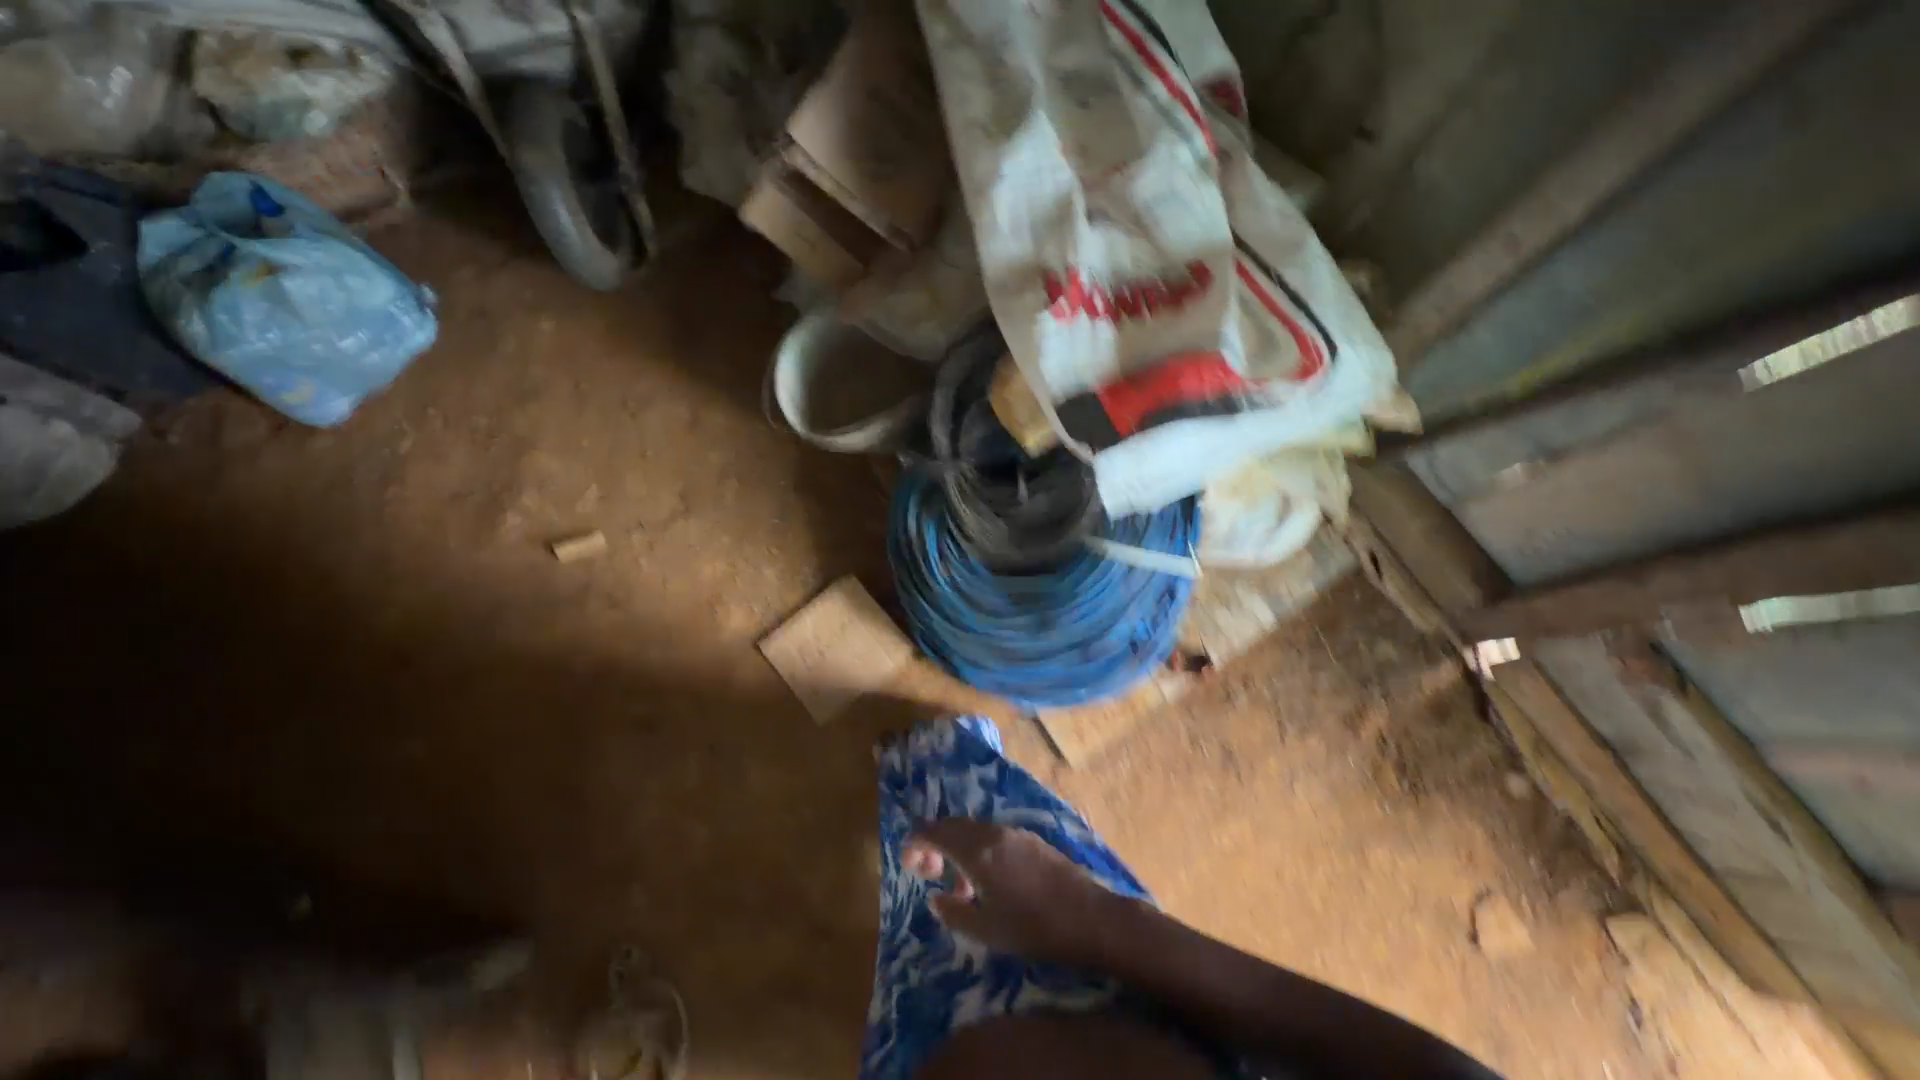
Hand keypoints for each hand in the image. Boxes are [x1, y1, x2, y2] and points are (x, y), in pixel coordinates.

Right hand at [902, 818, 1134, 966]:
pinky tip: (989, 884)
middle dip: (934, 845)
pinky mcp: (1035, 842)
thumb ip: (953, 912)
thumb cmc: (1034, 928)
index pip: (933, 831)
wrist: (1092, 919)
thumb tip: (936, 898)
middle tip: (928, 874)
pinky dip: (980, 852)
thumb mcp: (985, 929)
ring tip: (960, 889)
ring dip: (959, 851)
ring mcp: (1017, 834)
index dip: (914, 844)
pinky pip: (995, 838)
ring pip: (975, 831)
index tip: (908, 867)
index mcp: (977, 850)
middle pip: (953, 826)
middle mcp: (994, 833)